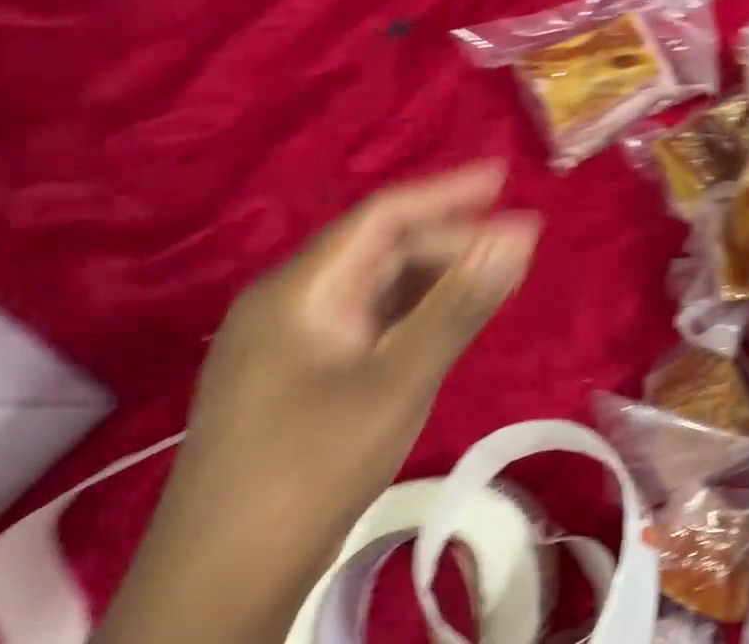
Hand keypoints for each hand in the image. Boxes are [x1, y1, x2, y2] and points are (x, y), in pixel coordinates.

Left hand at [97, 162, 539, 643]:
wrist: (227, 569)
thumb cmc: (316, 460)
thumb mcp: (401, 377)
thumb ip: (461, 302)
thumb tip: (520, 234)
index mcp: (301, 290)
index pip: (382, 217)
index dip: (448, 192)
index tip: (508, 178)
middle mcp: (289, 303)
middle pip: (380, 249)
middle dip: (451, 240)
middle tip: (518, 251)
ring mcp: (290, 342)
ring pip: (375, 287)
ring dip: (437, 275)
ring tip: (496, 276)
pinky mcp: (300, 376)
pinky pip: (368, 321)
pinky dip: (416, 311)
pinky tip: (449, 322)